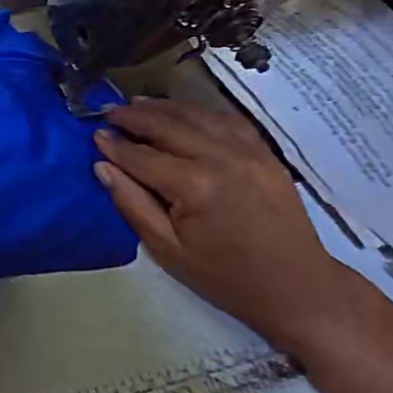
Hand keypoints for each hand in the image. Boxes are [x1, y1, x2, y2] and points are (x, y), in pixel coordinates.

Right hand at [92, 99, 352, 344]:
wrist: (297, 287)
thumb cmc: (227, 277)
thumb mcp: (169, 251)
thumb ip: (133, 204)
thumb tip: (103, 167)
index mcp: (195, 186)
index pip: (143, 156)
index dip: (116, 145)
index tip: (94, 135)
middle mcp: (221, 157)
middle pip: (168, 125)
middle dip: (135, 116)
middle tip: (109, 111)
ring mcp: (247, 150)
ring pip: (197, 115)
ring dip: (164, 107)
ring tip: (137, 104)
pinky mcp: (265, 151)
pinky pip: (226, 119)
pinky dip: (199, 111)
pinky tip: (182, 111)